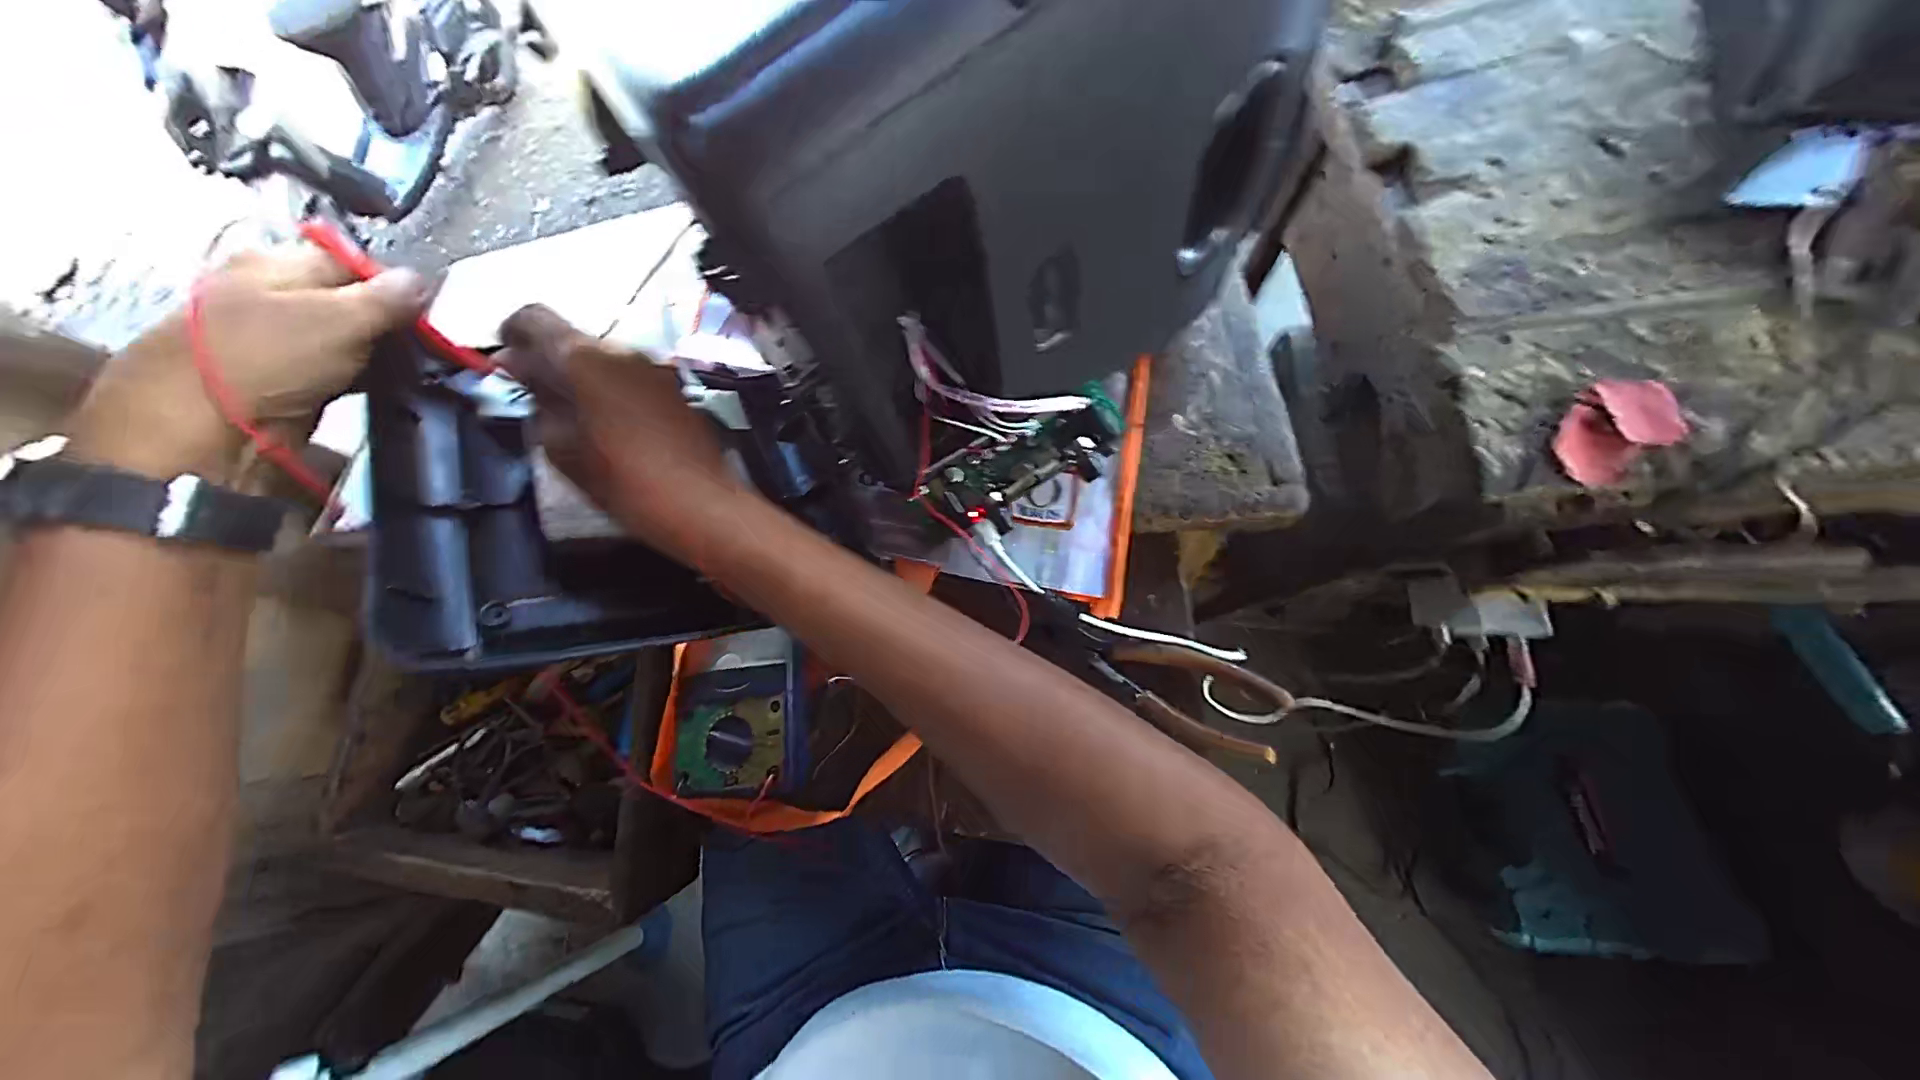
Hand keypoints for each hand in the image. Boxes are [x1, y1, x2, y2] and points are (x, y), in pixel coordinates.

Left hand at [66, 243, 428, 484]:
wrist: (209, 425)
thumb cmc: (267, 356)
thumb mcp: (339, 318)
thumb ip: (386, 298)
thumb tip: (421, 280)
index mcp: (277, 264)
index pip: (353, 262)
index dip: (397, 285)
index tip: (431, 312)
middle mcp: (278, 297)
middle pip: (355, 302)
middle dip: (395, 323)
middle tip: (431, 346)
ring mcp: (285, 341)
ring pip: (355, 339)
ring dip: (388, 355)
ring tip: (420, 370)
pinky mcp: (294, 381)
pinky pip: (347, 372)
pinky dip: (372, 379)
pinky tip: (394, 390)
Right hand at [496, 304, 737, 562]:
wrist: (703, 505)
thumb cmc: (625, 482)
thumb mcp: (562, 448)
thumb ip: (538, 402)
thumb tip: (523, 371)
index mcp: (587, 357)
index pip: (534, 318)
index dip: (512, 335)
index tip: (507, 364)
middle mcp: (625, 351)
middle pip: (574, 341)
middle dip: (550, 362)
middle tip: (534, 397)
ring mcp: (657, 370)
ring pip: (605, 360)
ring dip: (583, 378)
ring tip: (572, 416)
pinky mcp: (678, 392)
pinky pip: (632, 379)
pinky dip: (612, 391)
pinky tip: (609, 424)